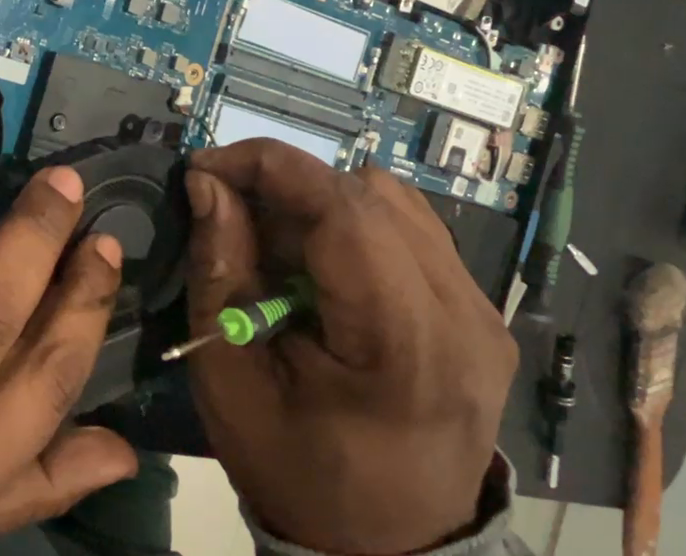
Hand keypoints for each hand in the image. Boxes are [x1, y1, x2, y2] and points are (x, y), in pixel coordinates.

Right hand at [185, 140, 516, 555]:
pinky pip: (410, 229)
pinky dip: (350, 222)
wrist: (389, 545)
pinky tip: (316, 262)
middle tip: (227, 210)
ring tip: (272, 241)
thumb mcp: (229, 375)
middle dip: (284, 183)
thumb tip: (208, 182)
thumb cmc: (295, 468)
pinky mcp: (480, 311)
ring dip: (317, 201)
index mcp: (404, 344)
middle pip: (369, 194)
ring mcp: (483, 311)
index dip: (268, 166)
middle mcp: (464, 315)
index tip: (202, 167)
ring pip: (393, 201)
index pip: (345, 210)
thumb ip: (221, 269)